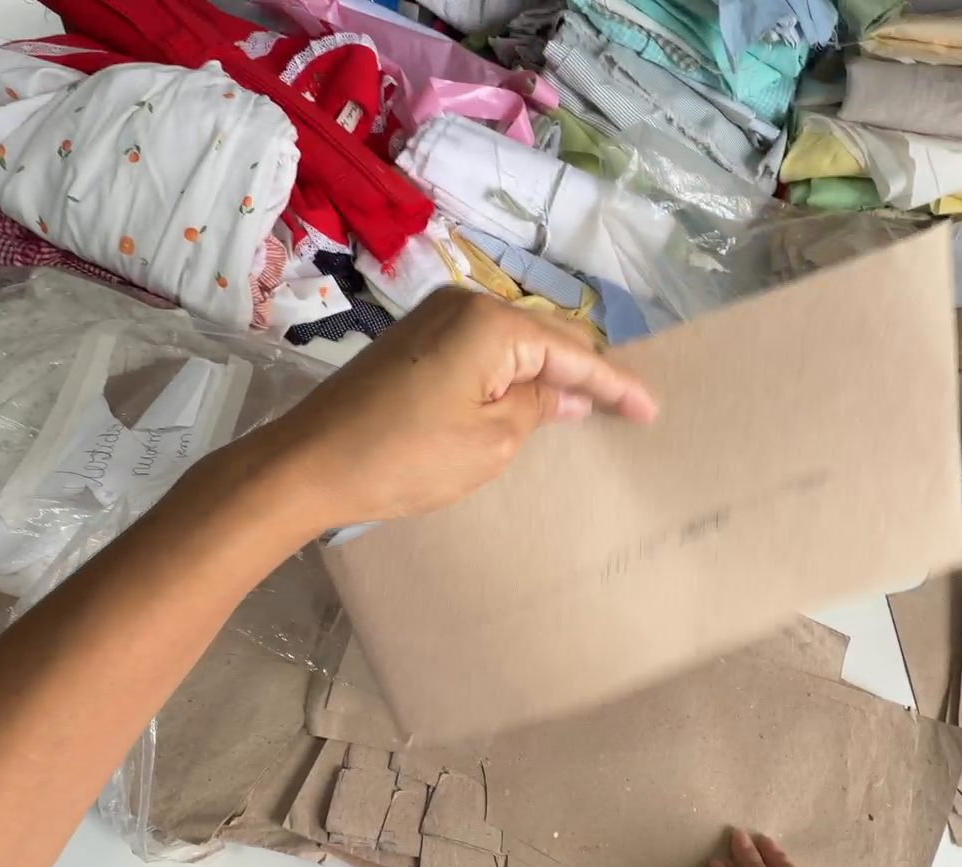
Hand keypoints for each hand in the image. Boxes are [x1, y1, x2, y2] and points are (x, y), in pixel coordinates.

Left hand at [240, 288, 655, 529]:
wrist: (309, 464)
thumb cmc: (407, 457)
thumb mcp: (490, 442)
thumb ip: (538, 409)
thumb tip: (567, 396)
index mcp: (492, 323)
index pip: (572, 353)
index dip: (615, 383)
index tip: (651, 408)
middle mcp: (466, 306)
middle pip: (545, 339)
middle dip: (585, 375)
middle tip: (626, 408)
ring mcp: (435, 320)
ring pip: (514, 346)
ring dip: (549, 377)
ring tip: (588, 408)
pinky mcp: (416, 344)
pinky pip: (484, 354)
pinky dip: (513, 378)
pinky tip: (531, 401)